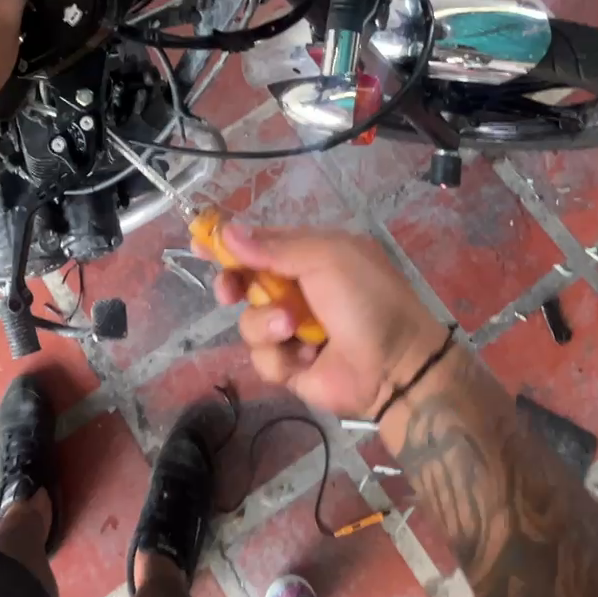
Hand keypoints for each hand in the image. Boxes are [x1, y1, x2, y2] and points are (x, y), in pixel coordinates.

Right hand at [209, 225, 447, 417]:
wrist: (398, 366)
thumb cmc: (366, 298)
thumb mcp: (325, 258)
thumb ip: (274, 246)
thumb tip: (227, 231)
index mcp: (308, 255)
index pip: (258, 242)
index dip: (227, 242)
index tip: (199, 241)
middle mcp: (296, 289)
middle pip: (243, 281)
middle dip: (233, 283)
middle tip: (229, 290)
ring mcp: (292, 328)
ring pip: (248, 320)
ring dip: (266, 322)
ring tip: (293, 327)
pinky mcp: (289, 365)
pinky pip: (262, 356)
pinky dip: (281, 355)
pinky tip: (308, 356)